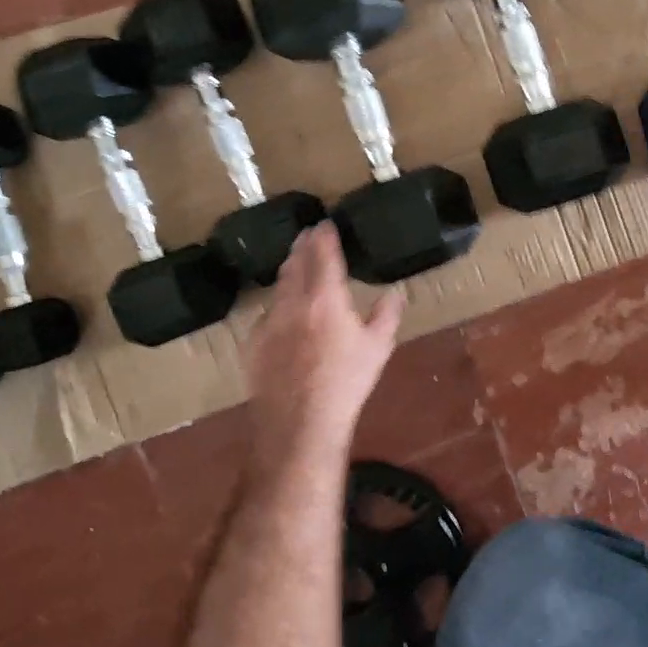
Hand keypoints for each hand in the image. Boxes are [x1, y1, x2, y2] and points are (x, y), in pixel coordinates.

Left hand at [246, 223, 405, 450]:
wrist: (299, 423)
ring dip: (288, 269)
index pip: (323, 255)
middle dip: (302, 246)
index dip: (324, 237)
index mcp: (326, 298)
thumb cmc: (346, 382)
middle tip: (307, 234)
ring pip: (278, 287)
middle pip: (295, 264)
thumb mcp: (378, 347)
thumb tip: (394, 294)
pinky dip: (278, 302)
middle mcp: (293, 302)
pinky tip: (282, 310)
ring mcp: (269, 322)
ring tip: (294, 261)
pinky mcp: (253, 344)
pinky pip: (267, 313)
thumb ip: (386, 314)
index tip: (325, 223)